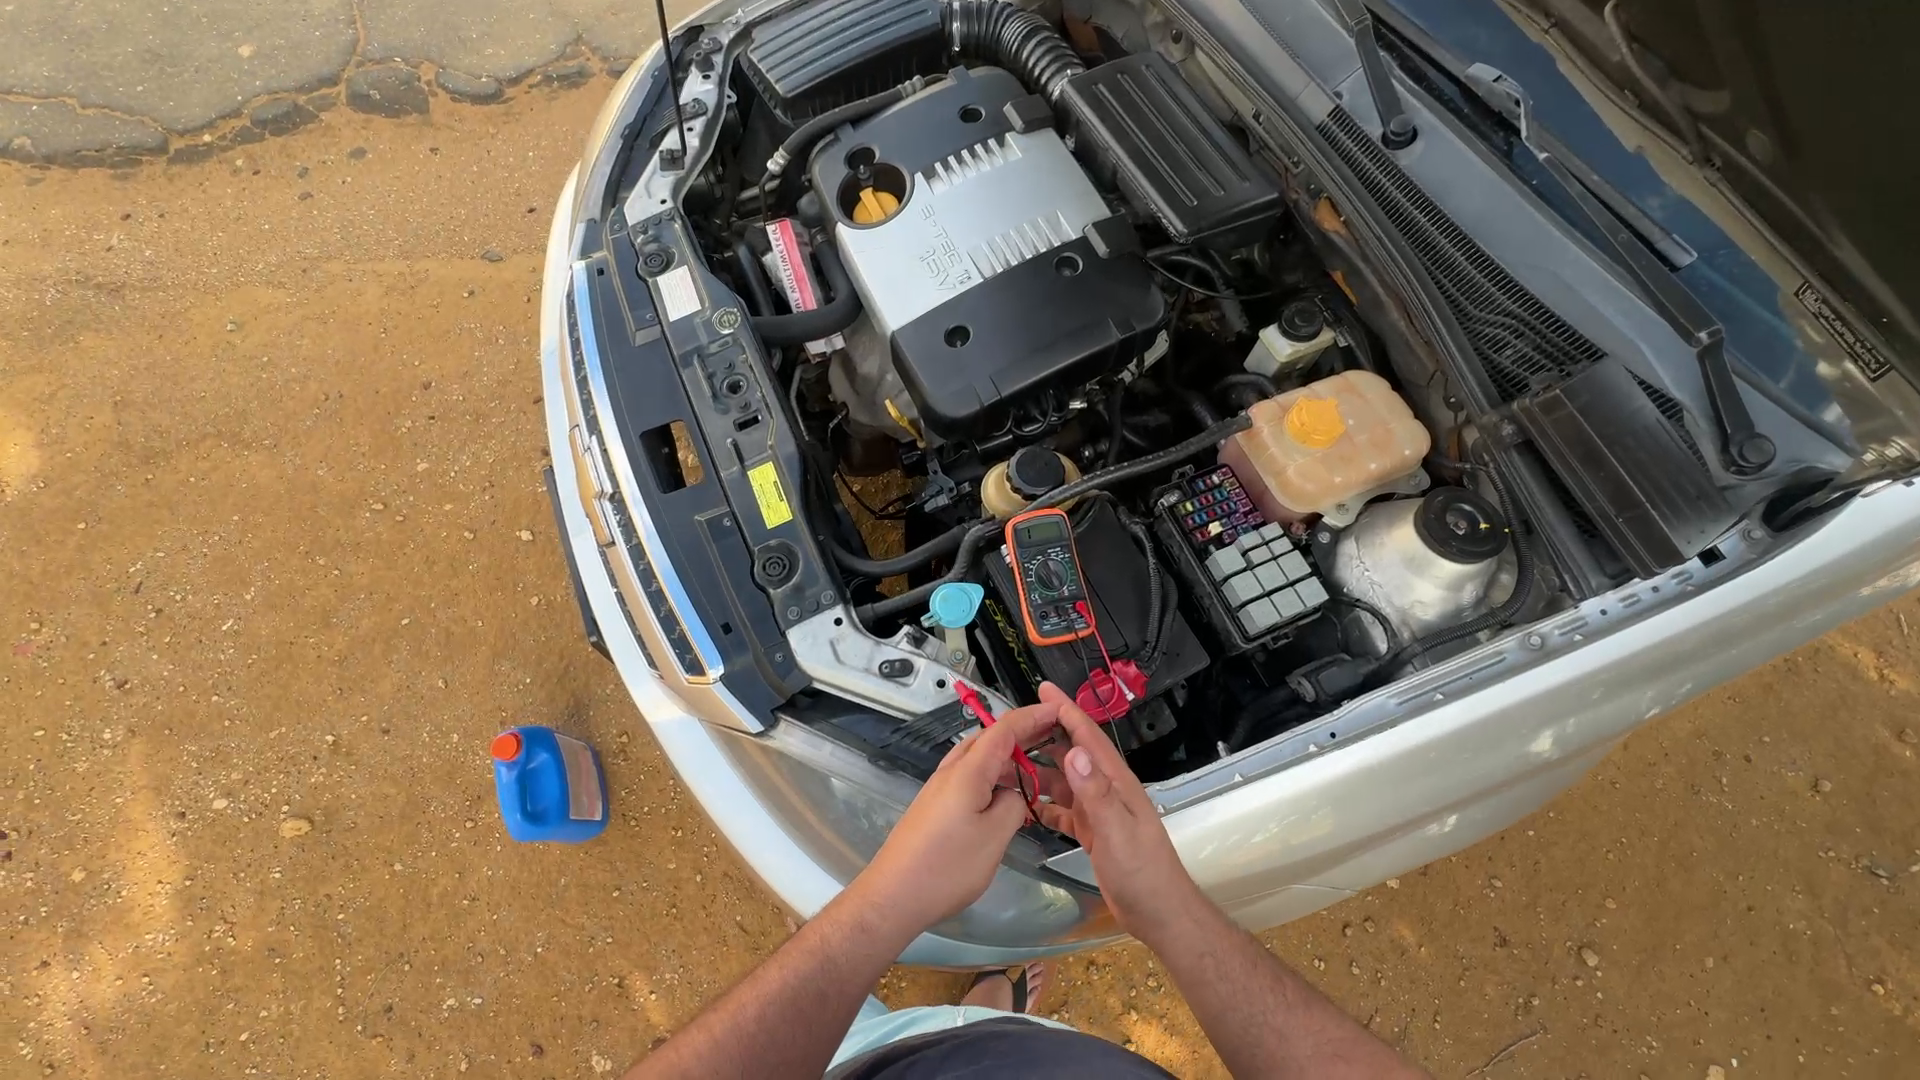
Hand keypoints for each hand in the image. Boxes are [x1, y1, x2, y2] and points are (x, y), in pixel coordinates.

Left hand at [853, 697, 1063, 935]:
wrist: (894, 895)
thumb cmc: (946, 867)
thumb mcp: (994, 837)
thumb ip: (1013, 805)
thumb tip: (1013, 794)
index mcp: (967, 771)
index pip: (1003, 729)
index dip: (1031, 717)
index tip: (1056, 711)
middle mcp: (951, 771)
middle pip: (988, 740)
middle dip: (1021, 735)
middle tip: (1052, 739)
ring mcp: (940, 789)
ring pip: (978, 760)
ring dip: (1006, 760)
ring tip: (1035, 772)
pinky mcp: (935, 807)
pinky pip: (969, 779)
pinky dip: (992, 779)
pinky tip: (1004, 798)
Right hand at [1030, 682, 1201, 944]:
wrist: (1161, 915)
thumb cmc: (1143, 873)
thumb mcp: (1117, 831)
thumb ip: (1096, 793)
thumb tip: (1073, 753)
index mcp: (1115, 782)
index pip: (1088, 738)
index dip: (1067, 711)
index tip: (1044, 689)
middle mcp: (1107, 790)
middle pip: (1074, 753)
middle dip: (1047, 735)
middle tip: (1014, 725)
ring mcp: (1100, 812)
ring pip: (1065, 781)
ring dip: (1041, 770)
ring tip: (1010, 763)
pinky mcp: (1094, 832)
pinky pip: (1065, 810)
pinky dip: (1046, 804)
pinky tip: (1027, 805)